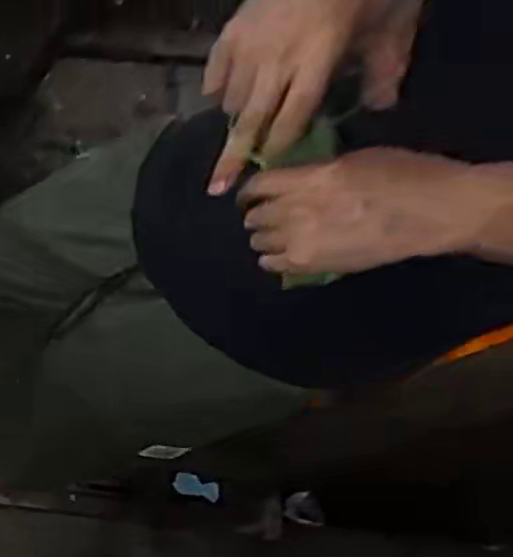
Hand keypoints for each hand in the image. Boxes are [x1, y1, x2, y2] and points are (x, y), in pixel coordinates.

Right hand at [204, 0, 421, 194]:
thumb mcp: (394, 18)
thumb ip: (387, 61)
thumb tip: (381, 105)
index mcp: (319, 54)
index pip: (293, 112)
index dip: (280, 142)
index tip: (267, 166)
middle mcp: (275, 59)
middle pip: (250, 119)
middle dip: (233, 156)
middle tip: (216, 187)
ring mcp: (246, 49)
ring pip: (232, 101)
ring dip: (240, 113)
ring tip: (249, 114)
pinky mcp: (227, 39)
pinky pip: (215, 79)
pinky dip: (220, 89)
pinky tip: (233, 87)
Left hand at [241, 147, 490, 274]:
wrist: (441, 212)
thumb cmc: (412, 178)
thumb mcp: (365, 159)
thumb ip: (319, 171)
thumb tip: (289, 182)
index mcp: (314, 179)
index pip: (258, 185)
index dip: (249, 192)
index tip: (250, 196)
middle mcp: (297, 208)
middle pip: (254, 216)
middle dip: (262, 215)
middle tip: (278, 215)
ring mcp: (296, 238)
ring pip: (257, 240)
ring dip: (269, 236)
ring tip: (290, 233)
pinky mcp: (302, 261)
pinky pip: (266, 262)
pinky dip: (275, 256)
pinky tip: (293, 250)